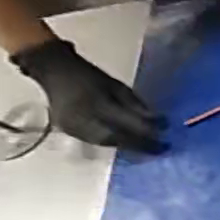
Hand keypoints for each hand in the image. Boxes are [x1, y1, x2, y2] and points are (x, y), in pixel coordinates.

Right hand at [11, 38, 165, 152]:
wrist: (52, 70)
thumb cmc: (88, 75)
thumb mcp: (116, 85)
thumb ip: (136, 105)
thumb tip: (157, 123)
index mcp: (97, 102)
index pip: (128, 124)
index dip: (148, 133)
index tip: (166, 140)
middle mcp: (84, 118)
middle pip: (118, 138)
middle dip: (141, 145)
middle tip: (160, 149)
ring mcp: (74, 127)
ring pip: (107, 143)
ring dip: (128, 146)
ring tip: (147, 148)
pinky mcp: (69, 132)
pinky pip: (96, 142)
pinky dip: (114, 143)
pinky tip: (126, 143)